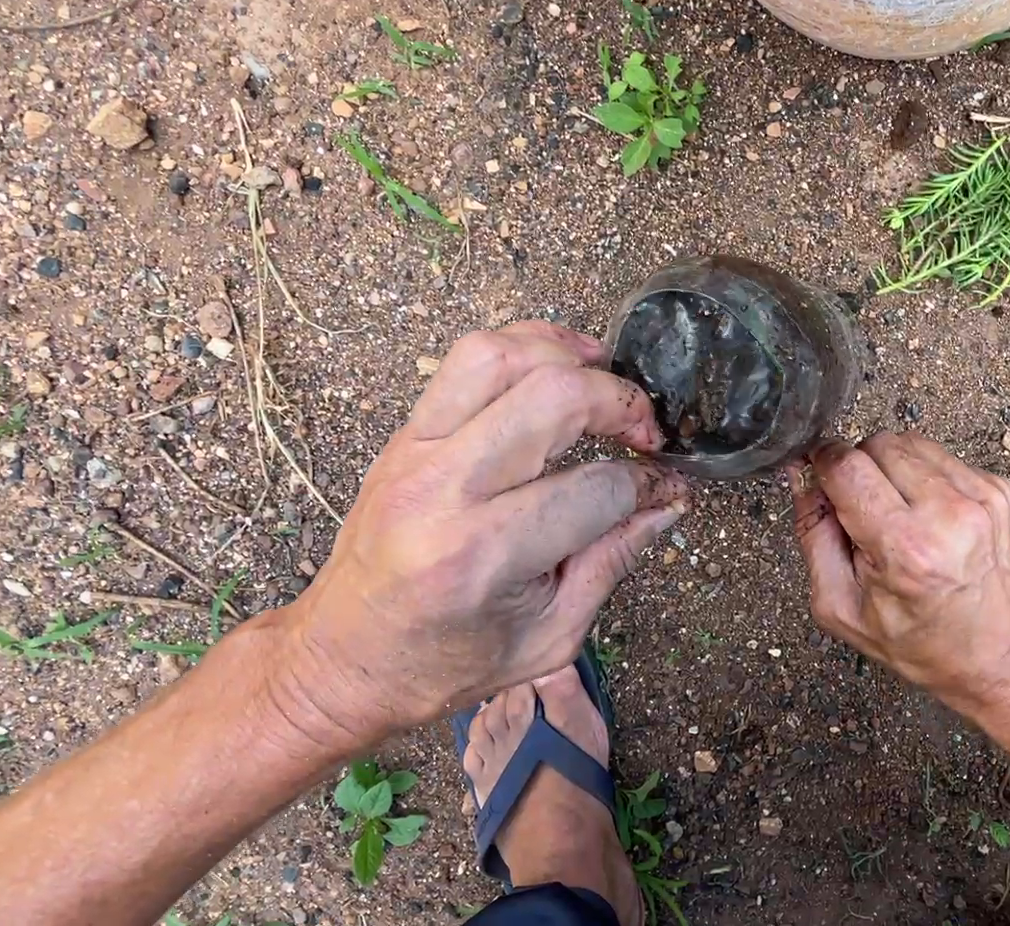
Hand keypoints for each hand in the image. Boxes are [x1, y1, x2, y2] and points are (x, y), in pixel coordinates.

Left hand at [271, 321, 689, 749]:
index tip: (665, 488)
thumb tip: (670, 503)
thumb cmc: (445, 664)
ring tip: (605, 379)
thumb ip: (616, 559)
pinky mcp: (406, 434)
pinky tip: (561, 364)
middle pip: (554, 398)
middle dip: (621, 404)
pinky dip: (525, 345)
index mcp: (482, 555)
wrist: (339, 662)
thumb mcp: (551, 636)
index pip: (597, 488)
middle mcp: (443, 490)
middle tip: (645, 433)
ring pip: (501, 356)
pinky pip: (467, 359)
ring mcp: (415, 452)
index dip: (648, 484)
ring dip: (569, 356)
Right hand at [790, 433, 1009, 711]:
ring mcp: (981, 498)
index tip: (820, 475)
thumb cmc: (916, 638)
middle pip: (878, 444)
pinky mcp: (1001, 489)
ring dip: (892, 467)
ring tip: (899, 512)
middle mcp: (949, 516)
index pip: (847, 466)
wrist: (996, 652)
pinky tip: (929, 515)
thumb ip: (812, 532)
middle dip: (859, 467)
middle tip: (863, 508)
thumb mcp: (839, 604)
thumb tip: (800, 471)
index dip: (825, 464)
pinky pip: (942, 456)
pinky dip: (925, 476)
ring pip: (910, 442)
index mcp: (906, 549)